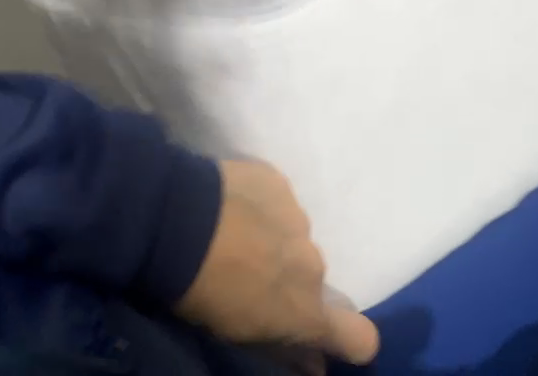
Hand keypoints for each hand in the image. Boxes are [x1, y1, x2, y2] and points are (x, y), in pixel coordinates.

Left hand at [176, 160, 379, 364]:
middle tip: (248, 268)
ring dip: (272, 234)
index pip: (359, 336)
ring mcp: (296, 216)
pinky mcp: (276, 180)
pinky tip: (229, 202)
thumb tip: (314, 363)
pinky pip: (274, 197)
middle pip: (310, 273)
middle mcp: (313, 263)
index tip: (326, 329)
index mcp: (306, 310)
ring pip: (292, 231)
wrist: (178, 222)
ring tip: (233, 231)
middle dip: (286, 272)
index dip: (346, 334)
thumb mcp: (240, 335)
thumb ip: (284, 348)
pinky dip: (258, 202)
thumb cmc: (203, 293)